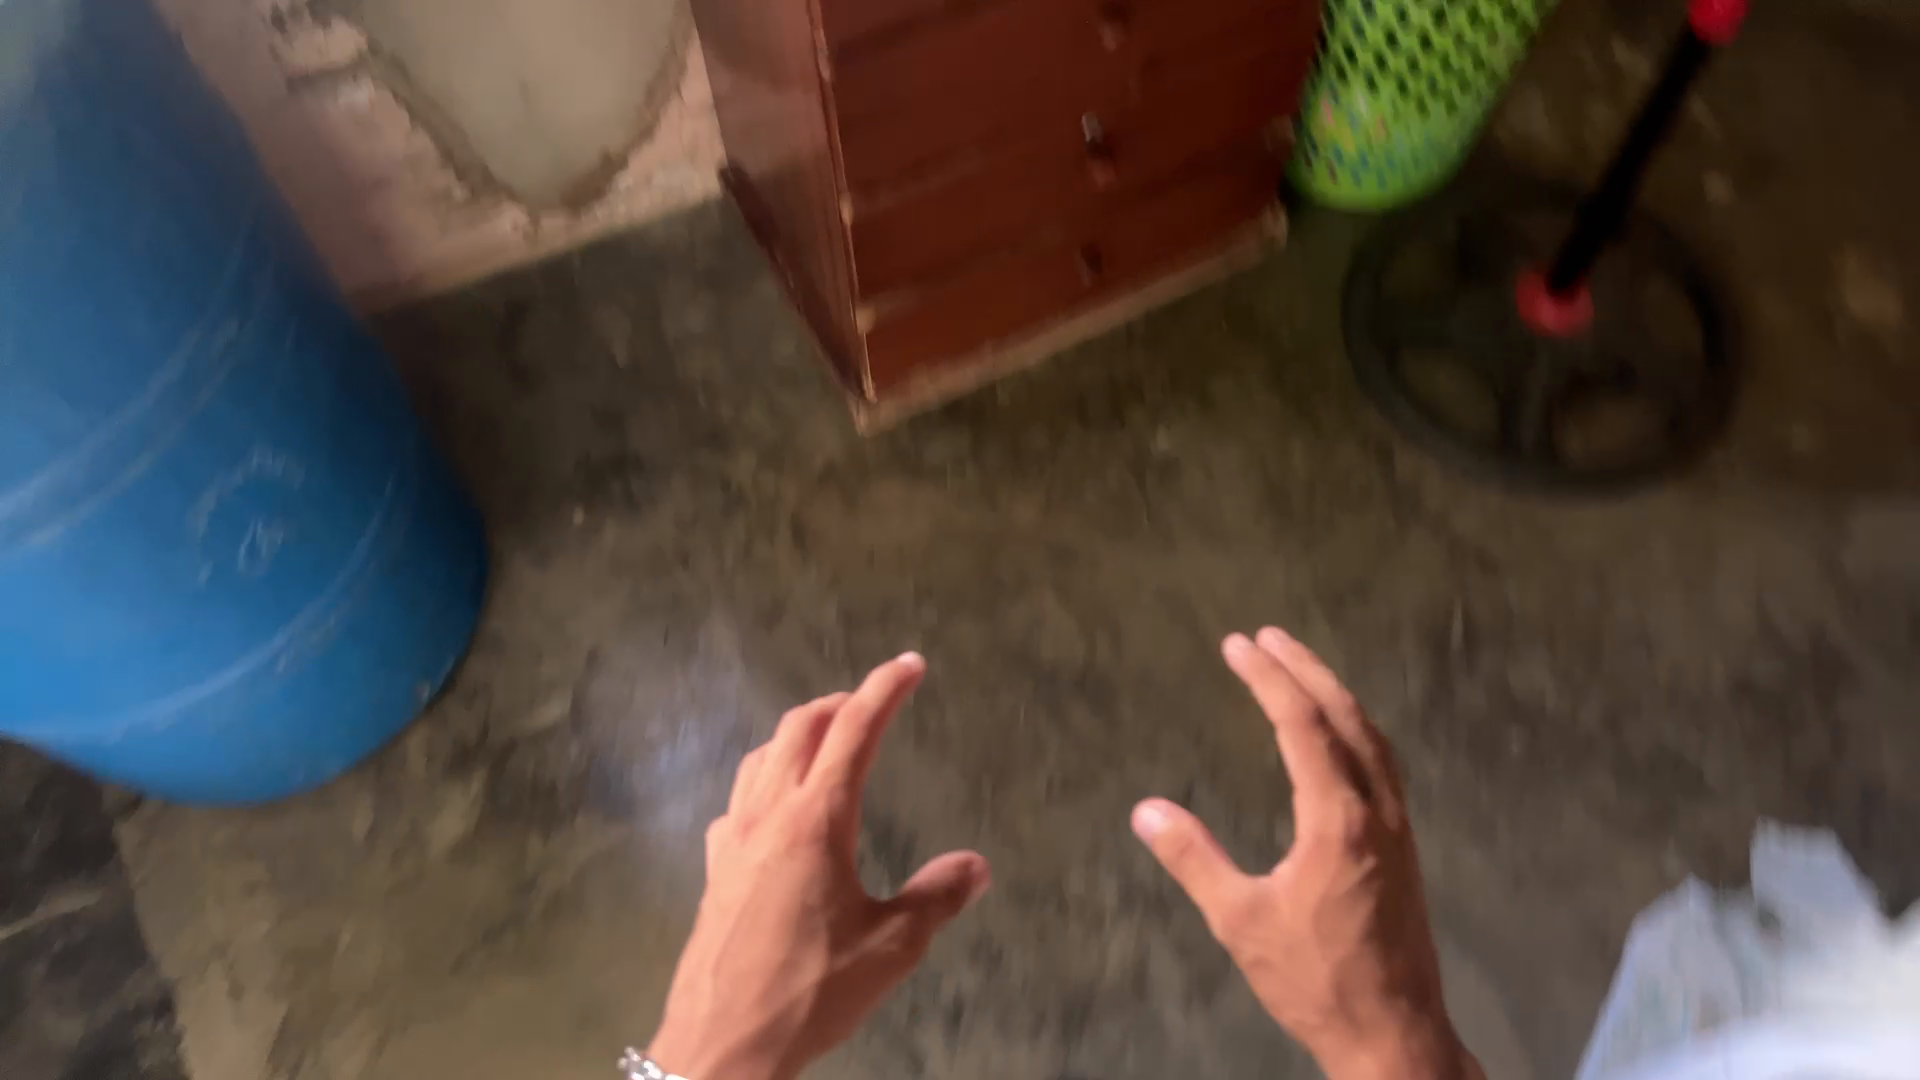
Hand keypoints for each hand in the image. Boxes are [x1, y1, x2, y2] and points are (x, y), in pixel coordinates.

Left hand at [650, 654, 990, 1079]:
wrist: (719, 1048)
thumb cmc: (809, 989)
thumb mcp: (890, 947)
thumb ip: (937, 897)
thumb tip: (977, 866)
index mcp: (818, 818)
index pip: (856, 730)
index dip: (887, 689)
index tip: (910, 664)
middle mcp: (771, 812)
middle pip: (801, 726)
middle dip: (840, 702)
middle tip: (869, 703)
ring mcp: (734, 837)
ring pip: (763, 755)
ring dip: (798, 733)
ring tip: (825, 741)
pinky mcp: (713, 866)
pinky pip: (738, 798)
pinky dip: (765, 779)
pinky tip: (773, 808)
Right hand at [1132, 629, 1481, 1079]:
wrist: (1397, 1039)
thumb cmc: (1314, 978)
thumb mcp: (1240, 921)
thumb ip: (1194, 860)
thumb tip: (1145, 810)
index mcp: (1338, 821)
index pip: (1302, 726)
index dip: (1268, 679)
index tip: (1238, 645)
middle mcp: (1377, 811)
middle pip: (1345, 717)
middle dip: (1304, 668)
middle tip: (1266, 635)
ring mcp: (1398, 827)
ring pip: (1372, 737)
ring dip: (1333, 692)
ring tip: (1298, 664)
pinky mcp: (1403, 845)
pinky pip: (1381, 761)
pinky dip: (1353, 725)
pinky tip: (1337, 731)